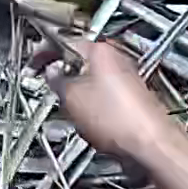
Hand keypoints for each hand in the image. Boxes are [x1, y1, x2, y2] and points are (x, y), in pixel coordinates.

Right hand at [37, 37, 176, 162]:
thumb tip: (51, 73)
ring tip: (71, 107)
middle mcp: (116, 59)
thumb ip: (56, 80)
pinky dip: (93, 103)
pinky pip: (104, 95)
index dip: (45, 52)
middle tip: (51, 85)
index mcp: (100, 51)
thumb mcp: (72, 97)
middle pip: (79, 60)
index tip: (35, 61)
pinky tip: (91, 120)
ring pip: (91, 79)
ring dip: (77, 90)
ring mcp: (127, 78)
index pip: (65, 42)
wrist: (152, 146)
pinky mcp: (133, 98)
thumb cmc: (119, 120)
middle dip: (63, 73)